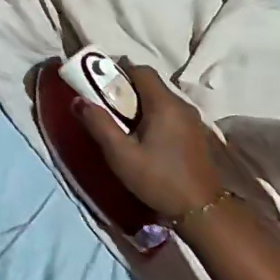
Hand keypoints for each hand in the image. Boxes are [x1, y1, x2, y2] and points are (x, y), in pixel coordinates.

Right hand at [75, 62, 227, 218]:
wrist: (200, 209)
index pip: (141, 70)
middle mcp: (181, 105)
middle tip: (106, 106)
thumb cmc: (158, 179)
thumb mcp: (121, 155)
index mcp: (164, 104)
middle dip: (127, 89)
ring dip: (140, 104)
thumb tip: (78, 100)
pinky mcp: (195, 134)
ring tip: (121, 123)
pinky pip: (170, 114)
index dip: (119, 71)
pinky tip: (143, 137)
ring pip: (161, 100)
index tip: (99, 82)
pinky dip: (153, 116)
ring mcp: (192, 120)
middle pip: (151, 84)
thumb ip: (99, 125)